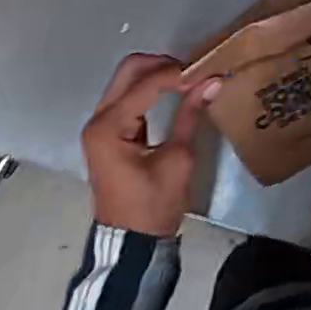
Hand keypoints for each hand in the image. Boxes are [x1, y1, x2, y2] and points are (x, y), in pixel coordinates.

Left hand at [81, 53, 222, 236]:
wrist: (130, 245)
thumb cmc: (153, 206)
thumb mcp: (177, 159)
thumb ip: (190, 114)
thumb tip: (212, 81)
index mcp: (109, 128)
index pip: (146, 84)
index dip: (178, 74)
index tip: (207, 71)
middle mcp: (98, 119)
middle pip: (129, 70)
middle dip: (162, 64)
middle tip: (194, 71)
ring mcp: (99, 124)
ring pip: (126, 78)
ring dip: (156, 73)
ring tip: (188, 79)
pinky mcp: (107, 131)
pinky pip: (127, 95)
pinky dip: (149, 87)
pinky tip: (173, 90)